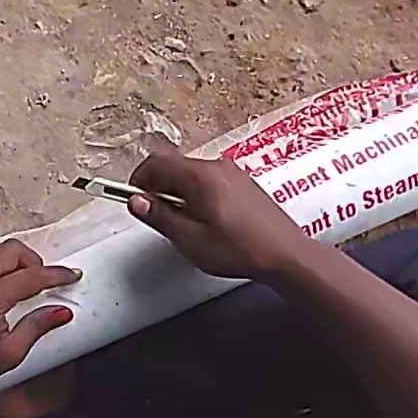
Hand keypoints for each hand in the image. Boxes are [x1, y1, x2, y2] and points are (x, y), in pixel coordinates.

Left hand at [0, 214, 79, 391]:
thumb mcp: (10, 352)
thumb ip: (37, 327)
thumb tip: (60, 313)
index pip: (33, 275)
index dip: (57, 275)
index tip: (69, 275)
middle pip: (13, 250)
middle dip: (34, 261)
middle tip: (43, 279)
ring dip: (11, 255)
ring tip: (21, 271)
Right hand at [127, 153, 310, 279]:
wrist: (284, 255)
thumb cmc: (239, 249)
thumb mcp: (189, 238)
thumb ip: (159, 217)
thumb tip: (136, 201)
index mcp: (200, 176)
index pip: (157, 162)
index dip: (139, 179)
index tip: (133, 198)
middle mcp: (216, 167)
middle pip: (174, 166)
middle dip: (157, 187)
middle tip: (154, 215)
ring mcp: (232, 173)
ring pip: (191, 174)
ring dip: (177, 192)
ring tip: (180, 223)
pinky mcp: (243, 184)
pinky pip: (209, 180)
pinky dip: (196, 194)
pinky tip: (203, 221)